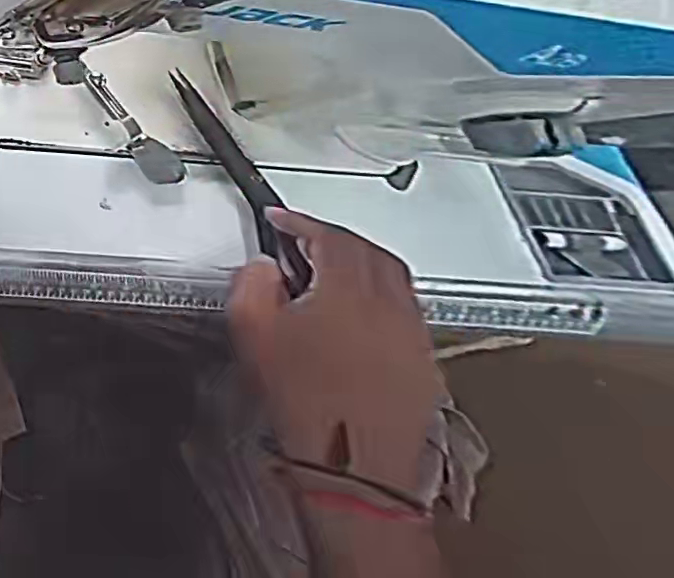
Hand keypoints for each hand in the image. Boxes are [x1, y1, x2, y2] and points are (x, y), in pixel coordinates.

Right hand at [227, 209, 441, 498]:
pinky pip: (404, 308)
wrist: (351, 458)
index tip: (281, 218)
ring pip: (395, 279)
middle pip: (373, 253)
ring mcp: (415, 336)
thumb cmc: (300, 393)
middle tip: (304, 235)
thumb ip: (253, 282)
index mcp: (349, 294)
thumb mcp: (252, 326)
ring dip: (360, 263)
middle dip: (335, 237)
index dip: (302, 221)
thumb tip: (265, 266)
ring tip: (325, 267)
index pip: (333, 238)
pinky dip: (376, 291)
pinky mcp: (424, 360)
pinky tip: (349, 305)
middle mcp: (392, 309)